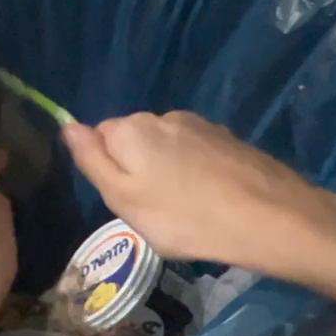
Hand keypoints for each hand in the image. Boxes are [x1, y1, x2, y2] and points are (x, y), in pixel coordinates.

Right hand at [60, 111, 335, 280]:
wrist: (267, 218)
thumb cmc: (181, 216)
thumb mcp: (122, 198)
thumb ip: (91, 160)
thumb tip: (67, 126)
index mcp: (131, 129)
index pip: (97, 137)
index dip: (105, 169)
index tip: (122, 198)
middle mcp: (163, 117)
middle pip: (131, 139)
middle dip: (134, 166)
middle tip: (148, 207)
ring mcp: (200, 125)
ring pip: (163, 146)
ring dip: (164, 169)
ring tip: (179, 206)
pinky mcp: (227, 139)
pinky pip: (193, 152)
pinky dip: (191, 171)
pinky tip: (205, 197)